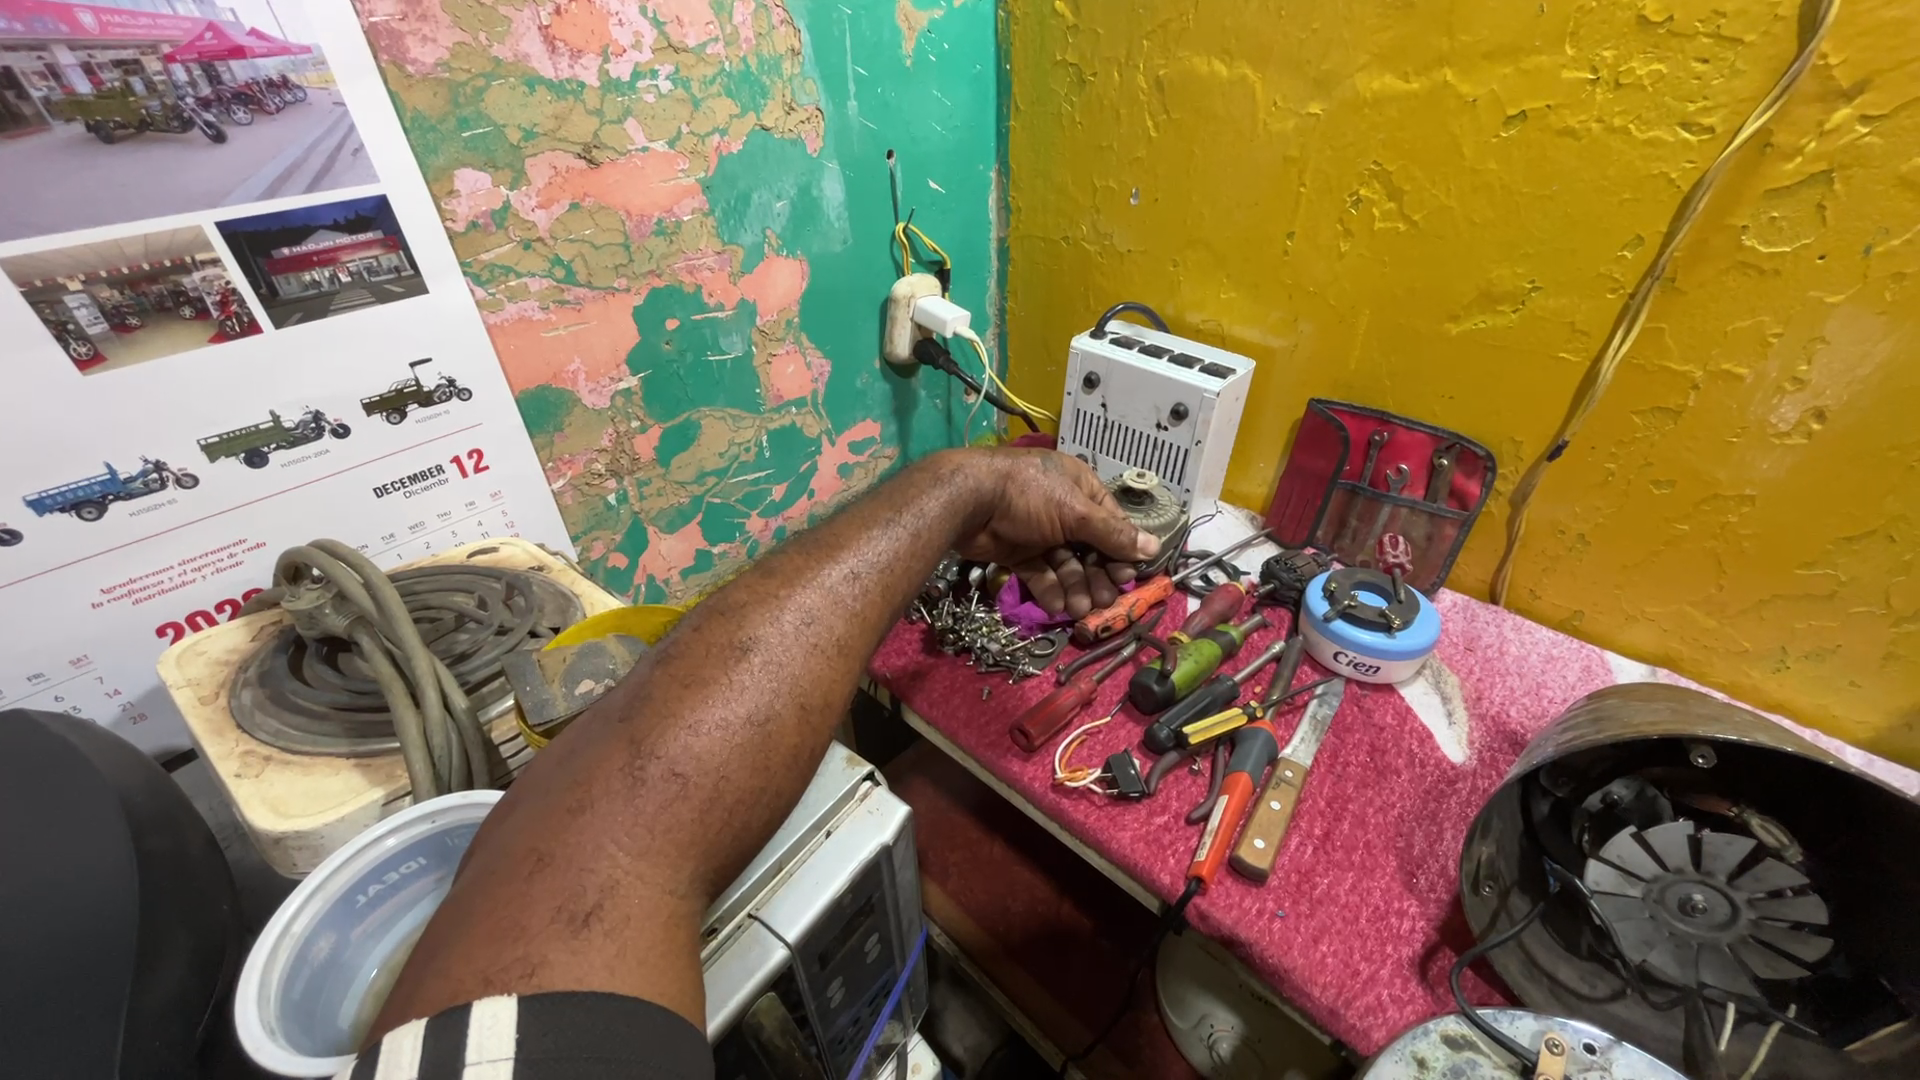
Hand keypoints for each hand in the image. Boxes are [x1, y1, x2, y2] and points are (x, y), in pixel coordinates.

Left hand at [944, 448, 1160, 616]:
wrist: (968, 501)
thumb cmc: (1029, 495)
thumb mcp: (1076, 512)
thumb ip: (1113, 535)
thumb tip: (1153, 547)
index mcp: (1080, 489)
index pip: (1111, 523)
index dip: (1121, 551)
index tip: (1129, 576)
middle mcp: (1062, 509)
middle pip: (1089, 548)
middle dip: (1097, 575)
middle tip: (1105, 601)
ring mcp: (1038, 532)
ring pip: (1065, 564)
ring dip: (1075, 587)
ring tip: (1080, 610)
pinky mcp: (1017, 552)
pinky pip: (1040, 573)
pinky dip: (1049, 589)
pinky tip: (1056, 606)